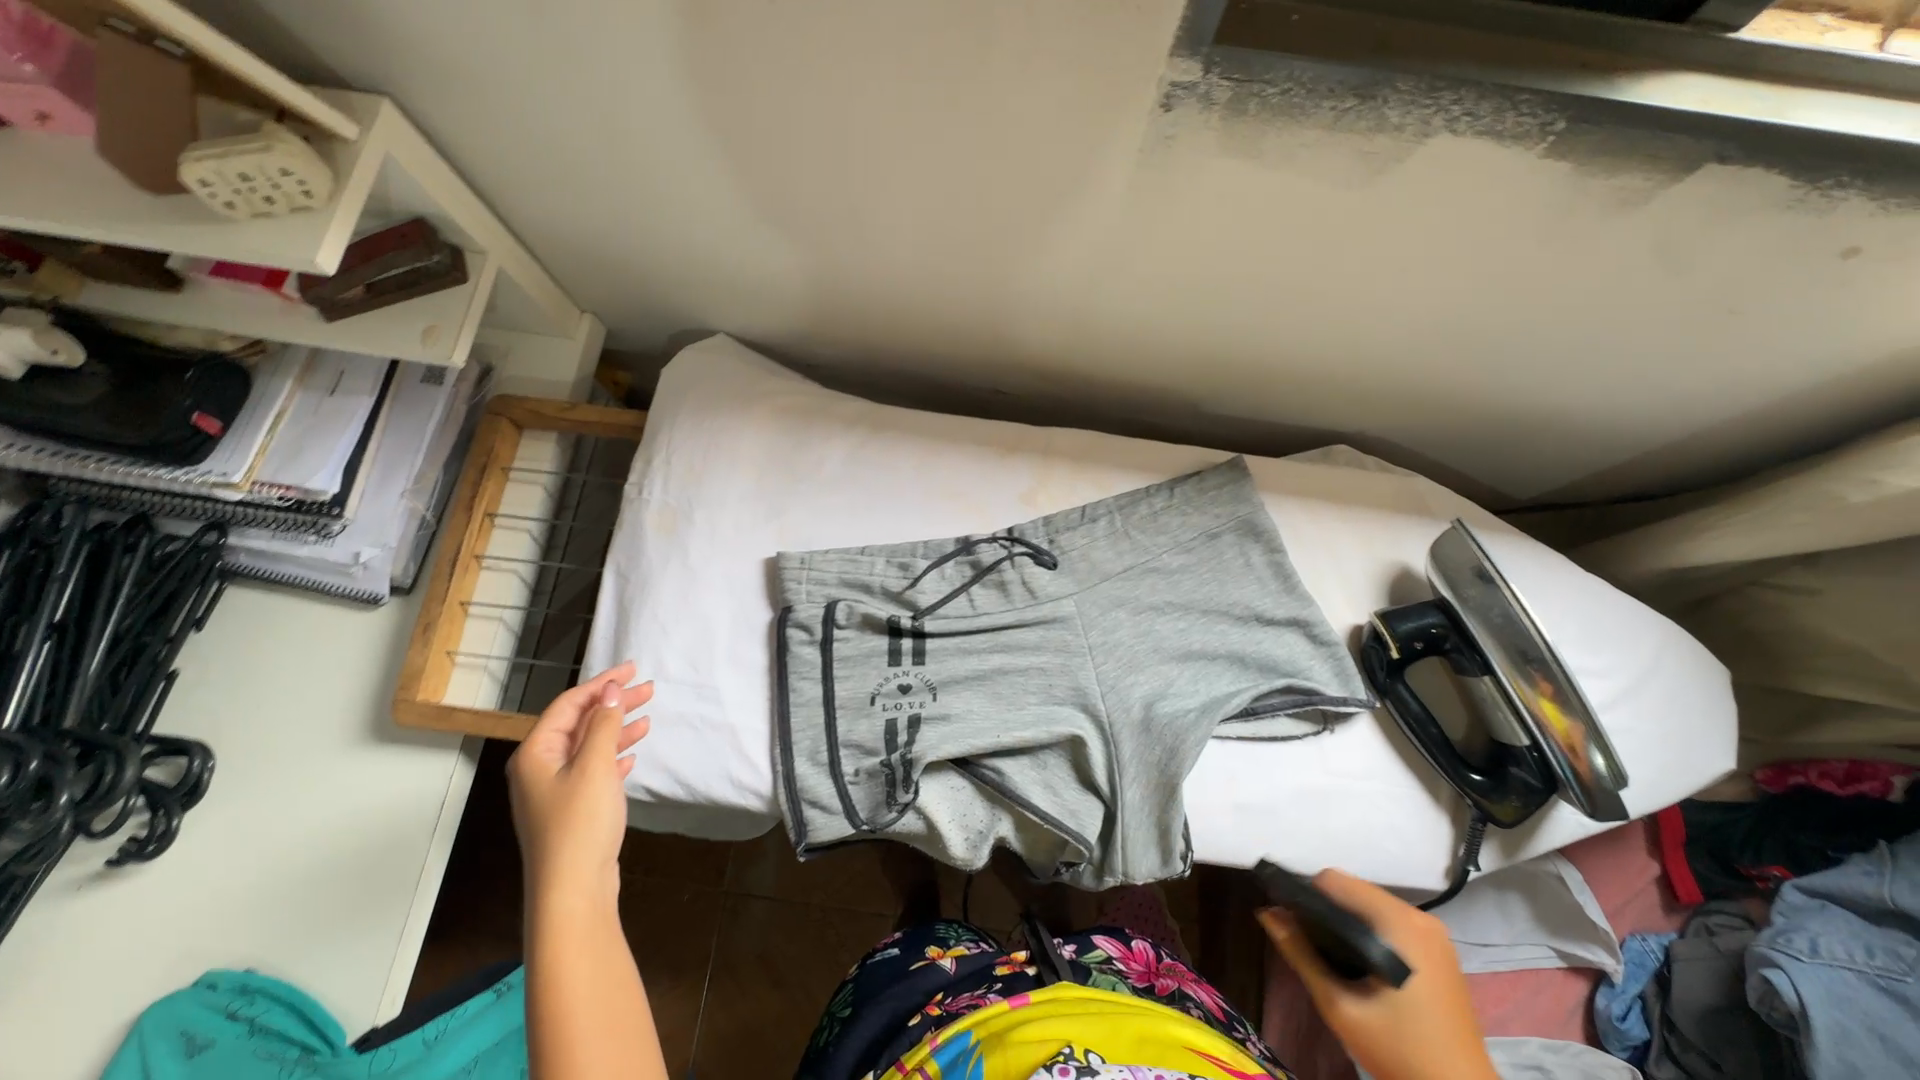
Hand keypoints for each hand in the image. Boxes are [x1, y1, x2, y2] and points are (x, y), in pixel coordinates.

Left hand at [507, 662, 653, 905]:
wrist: (573, 891)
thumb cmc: (580, 824)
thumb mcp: (595, 766)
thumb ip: (604, 724)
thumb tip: (610, 689)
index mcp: (536, 753)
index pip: (569, 705)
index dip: (601, 684)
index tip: (632, 669)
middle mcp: (539, 768)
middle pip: (578, 724)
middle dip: (612, 705)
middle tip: (648, 690)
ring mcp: (554, 791)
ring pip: (587, 748)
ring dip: (616, 730)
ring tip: (648, 718)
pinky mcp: (571, 811)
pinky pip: (592, 771)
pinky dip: (613, 758)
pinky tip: (632, 756)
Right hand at [1259, 869, 1497, 1079]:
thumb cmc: (1397, 1050)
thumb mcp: (1338, 1004)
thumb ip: (1301, 953)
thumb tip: (1267, 912)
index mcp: (1398, 923)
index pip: (1335, 881)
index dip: (1305, 896)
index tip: (1291, 925)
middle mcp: (1421, 918)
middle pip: (1356, 892)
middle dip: (1326, 911)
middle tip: (1309, 948)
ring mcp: (1436, 934)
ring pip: (1373, 907)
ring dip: (1347, 923)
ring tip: (1331, 959)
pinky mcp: (1441, 951)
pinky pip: (1393, 924)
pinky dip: (1370, 934)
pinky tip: (1361, 967)